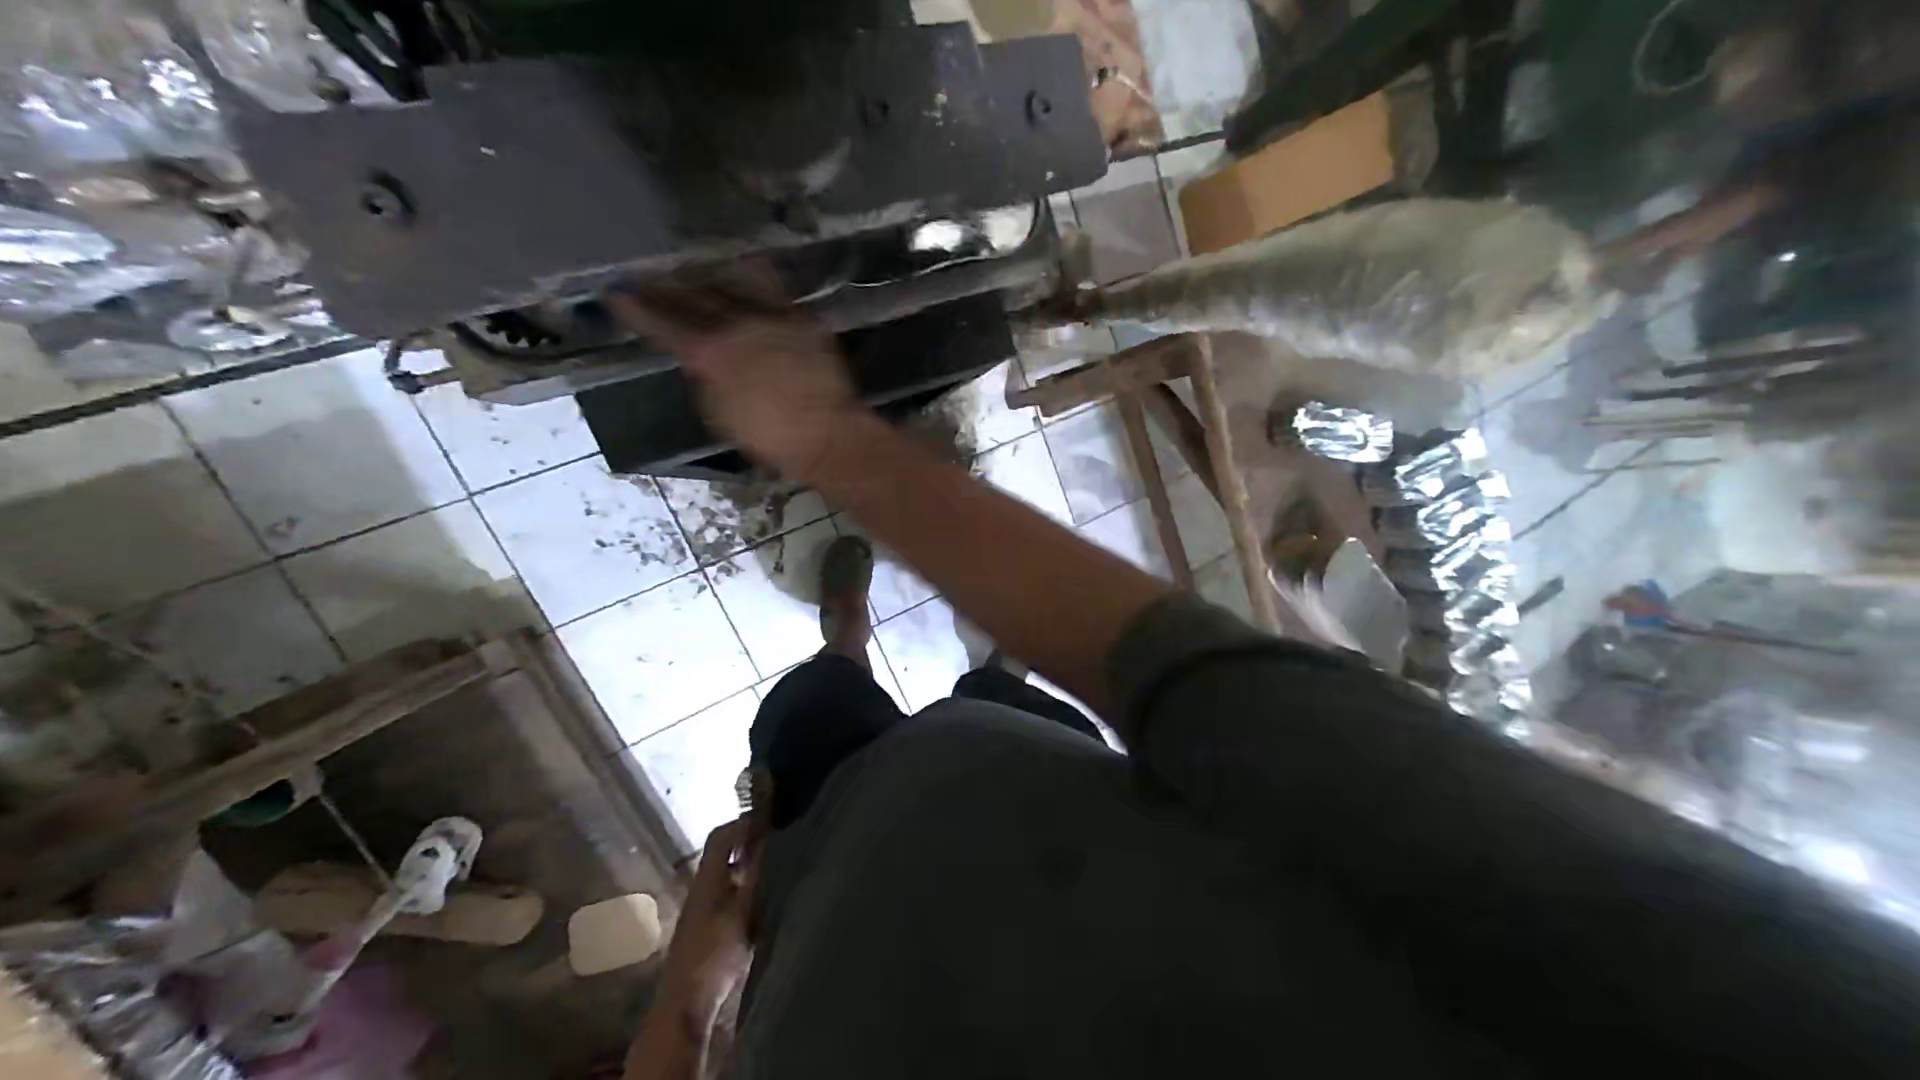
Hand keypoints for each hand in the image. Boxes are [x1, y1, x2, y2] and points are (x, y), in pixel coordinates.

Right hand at [608, 268, 861, 480]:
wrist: (825, 433)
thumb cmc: (769, 437)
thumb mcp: (720, 414)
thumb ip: (705, 379)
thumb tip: (699, 361)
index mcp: (706, 354)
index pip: (660, 324)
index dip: (634, 308)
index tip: (615, 294)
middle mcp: (733, 326)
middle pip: (690, 298)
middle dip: (664, 286)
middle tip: (646, 274)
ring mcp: (768, 317)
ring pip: (729, 285)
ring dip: (705, 275)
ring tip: (690, 267)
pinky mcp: (799, 318)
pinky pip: (773, 287)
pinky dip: (755, 275)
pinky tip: (745, 263)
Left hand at [659, 814, 764, 1017]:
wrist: (685, 1002)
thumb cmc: (715, 953)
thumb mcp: (744, 911)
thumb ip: (756, 875)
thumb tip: (769, 841)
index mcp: (708, 878)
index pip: (722, 836)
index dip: (744, 823)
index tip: (771, 818)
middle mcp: (701, 886)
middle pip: (722, 852)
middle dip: (747, 840)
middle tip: (777, 837)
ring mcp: (700, 907)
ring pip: (724, 871)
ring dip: (746, 862)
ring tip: (775, 861)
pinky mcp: (704, 926)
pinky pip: (725, 890)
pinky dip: (744, 882)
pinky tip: (761, 895)